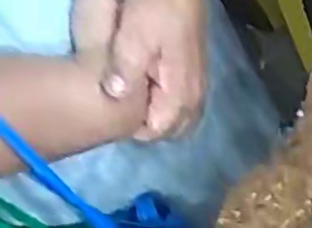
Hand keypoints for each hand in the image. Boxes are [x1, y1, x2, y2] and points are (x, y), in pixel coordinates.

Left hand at [97, 0, 207, 140]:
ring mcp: (198, 93)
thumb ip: (125, 67)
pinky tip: (153, 96)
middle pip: (172, 131)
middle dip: (149, 127)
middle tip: (122, 112)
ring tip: (136, 106)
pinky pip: (185, 110)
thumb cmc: (156, 10)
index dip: (134, 128)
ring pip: (181, 123)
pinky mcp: (197, 82)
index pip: (157, 130)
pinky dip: (170, 111)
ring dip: (160, 120)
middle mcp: (194, 102)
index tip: (113, 117)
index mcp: (178, 96)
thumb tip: (113, 97)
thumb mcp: (134, 34)